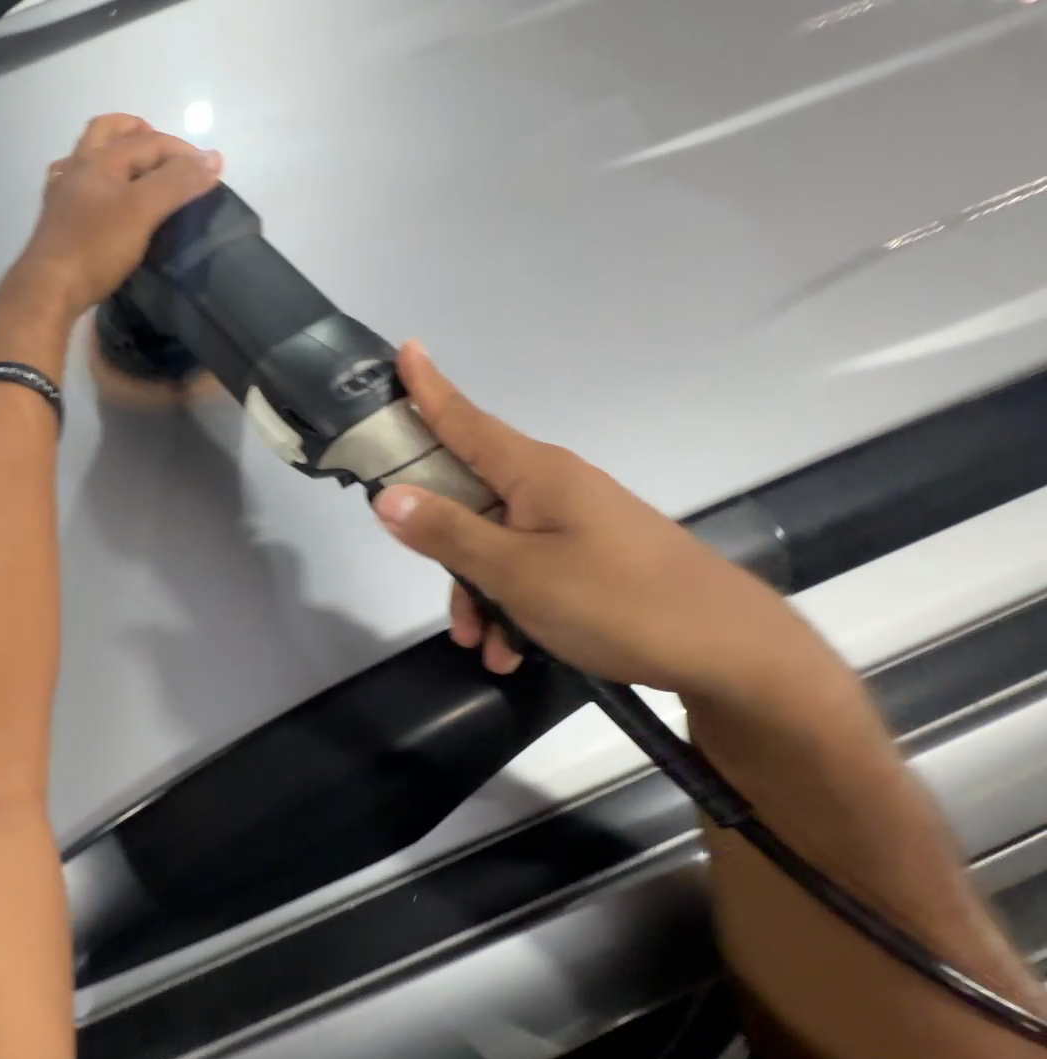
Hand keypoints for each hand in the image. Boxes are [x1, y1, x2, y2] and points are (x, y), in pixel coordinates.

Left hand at [4, 114, 222, 318]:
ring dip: (113, 155)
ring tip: (137, 172)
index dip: (184, 152)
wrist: (47, 291)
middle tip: (164, 151)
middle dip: (138, 133)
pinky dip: (95, 185)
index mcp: (98, 159)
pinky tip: (101, 201)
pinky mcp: (56, 223)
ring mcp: (61, 195)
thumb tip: (213, 159)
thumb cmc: (95, 248)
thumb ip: (178, 182)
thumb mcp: (142, 211)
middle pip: (107, 132)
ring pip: (87, 159)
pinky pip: (76, 190)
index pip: (149, 142)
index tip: (212, 171)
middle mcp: (76, 168)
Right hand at [371, 344, 837, 703]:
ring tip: (482, 642)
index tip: (405, 349)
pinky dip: (509, 605)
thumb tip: (387, 498)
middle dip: (441, 545)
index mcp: (534, 473)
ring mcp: (572, 521)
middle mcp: (551, 487)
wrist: (728, 651)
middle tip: (434, 586)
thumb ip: (448, 533)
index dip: (430, 388)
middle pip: (467, 496)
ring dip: (476, 591)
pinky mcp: (589, 555)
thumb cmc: (616, 600)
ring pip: (493, 542)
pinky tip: (511, 649)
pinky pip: (525, 568)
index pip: (465, 420)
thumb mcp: (517, 572)